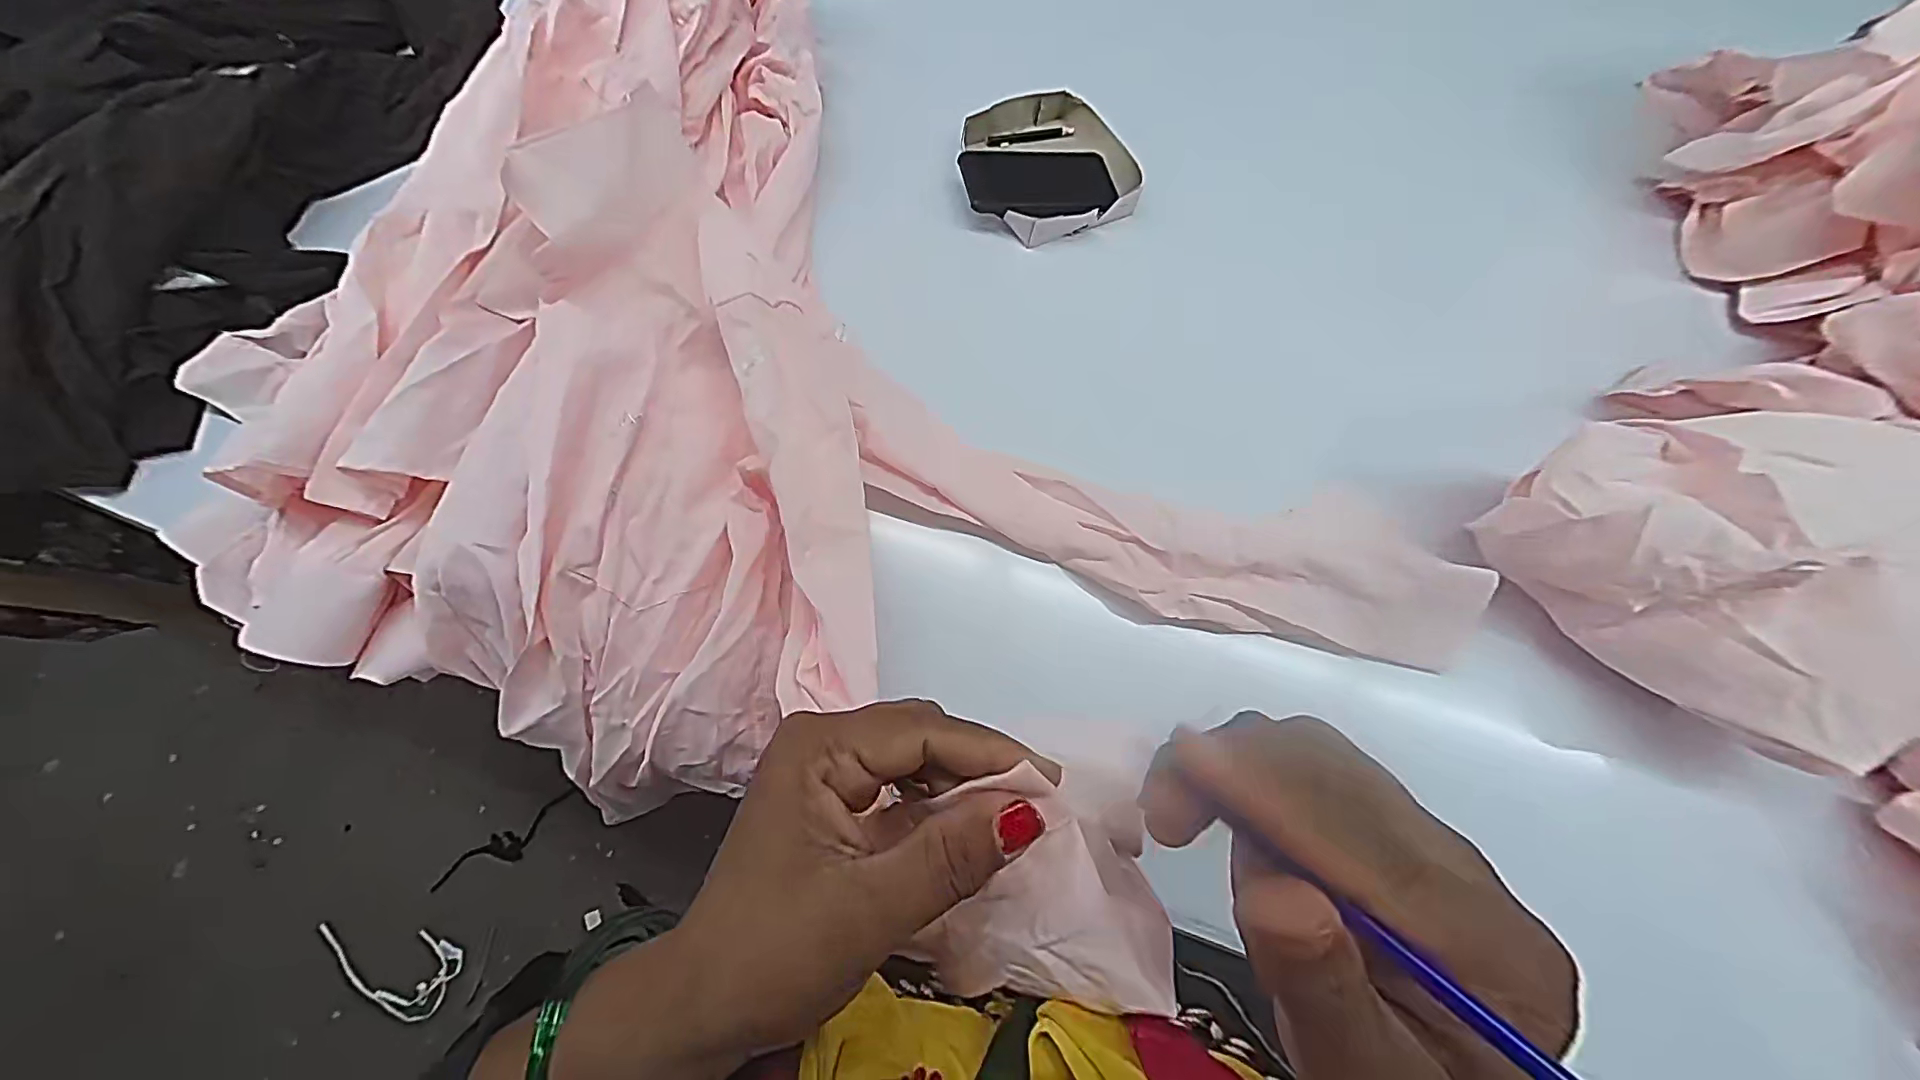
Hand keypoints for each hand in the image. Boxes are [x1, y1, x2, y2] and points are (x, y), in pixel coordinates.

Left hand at [510, 700, 1055, 1079]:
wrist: (702, 1007)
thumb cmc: (772, 955)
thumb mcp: (868, 910)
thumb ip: (949, 857)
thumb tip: (1028, 813)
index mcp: (819, 746)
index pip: (923, 731)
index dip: (991, 754)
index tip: (1052, 785)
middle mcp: (825, 741)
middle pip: (922, 734)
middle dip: (981, 765)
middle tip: (1039, 803)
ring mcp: (830, 770)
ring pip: (917, 757)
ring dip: (965, 784)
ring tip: (1013, 815)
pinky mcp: (838, 800)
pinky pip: (905, 787)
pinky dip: (942, 805)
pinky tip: (970, 828)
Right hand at [1140, 713, 1578, 1079]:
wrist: (1432, 1078)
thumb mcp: (1362, 1071)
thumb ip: (1324, 987)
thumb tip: (1272, 890)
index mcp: (1482, 944)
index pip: (1363, 838)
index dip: (1267, 787)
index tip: (1186, 759)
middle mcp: (1461, 871)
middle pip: (1336, 770)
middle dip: (1236, 764)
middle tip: (1162, 813)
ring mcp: (1423, 841)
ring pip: (1316, 756)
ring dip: (1234, 765)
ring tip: (1180, 817)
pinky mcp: (1381, 829)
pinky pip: (1308, 771)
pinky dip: (1248, 773)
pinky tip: (1219, 807)